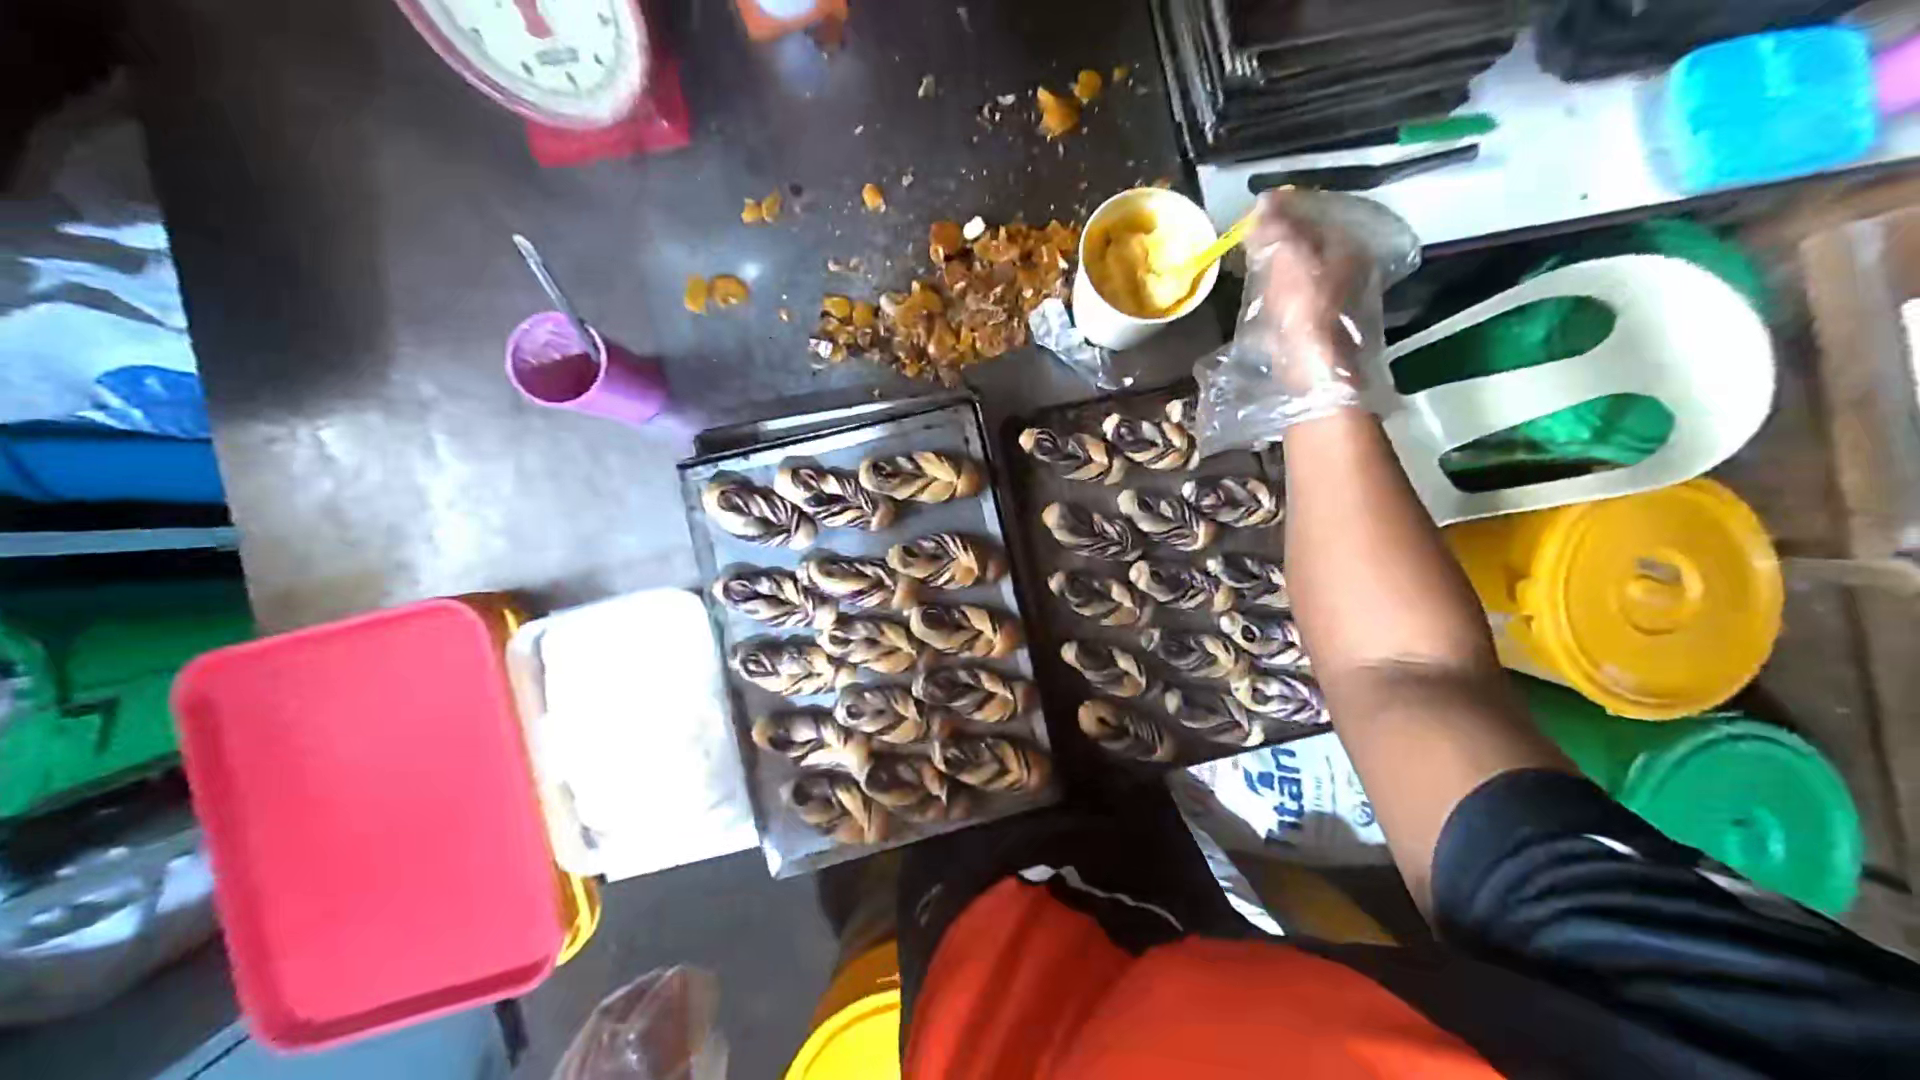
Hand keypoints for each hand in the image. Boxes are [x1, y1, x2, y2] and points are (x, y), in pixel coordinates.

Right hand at [1245, 189, 1376, 398]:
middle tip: (1250, 237)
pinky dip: (1284, 287)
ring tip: (1252, 264)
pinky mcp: (1327, 325)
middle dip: (1282, 234)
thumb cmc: (1305, 314)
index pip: (1314, 212)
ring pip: (1308, 267)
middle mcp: (1352, 267)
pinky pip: (1303, 293)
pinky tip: (1266, 296)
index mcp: (1348, 246)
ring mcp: (1343, 298)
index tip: (1253, 211)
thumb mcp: (1287, 262)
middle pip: (1312, 240)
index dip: (1283, 207)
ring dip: (1281, 262)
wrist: (1319, 375)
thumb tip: (1265, 202)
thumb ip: (1278, 229)